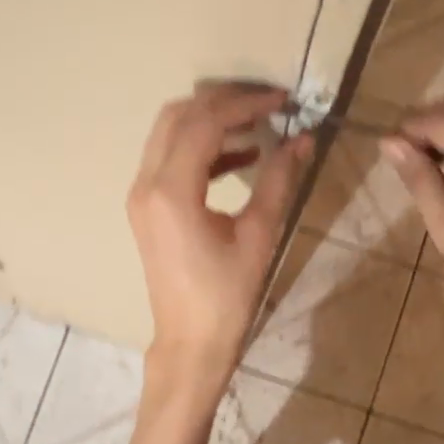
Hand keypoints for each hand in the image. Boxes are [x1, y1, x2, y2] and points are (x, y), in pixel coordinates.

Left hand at [128, 82, 312, 379]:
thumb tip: (302, 138)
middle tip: (267, 105)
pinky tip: (242, 156)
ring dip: (211, 122)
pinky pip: (170, 160)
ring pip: (169, 133)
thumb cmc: (226, 297)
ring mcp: (141, 196)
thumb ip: (278, 181)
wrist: (190, 342)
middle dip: (223, 103)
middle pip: (178, 116)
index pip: (205, 122)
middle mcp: (146, 185)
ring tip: (259, 125)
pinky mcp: (147, 208)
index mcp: (171, 191)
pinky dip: (202, 148)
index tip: (283, 101)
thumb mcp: (258, 236)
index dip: (245, 104)